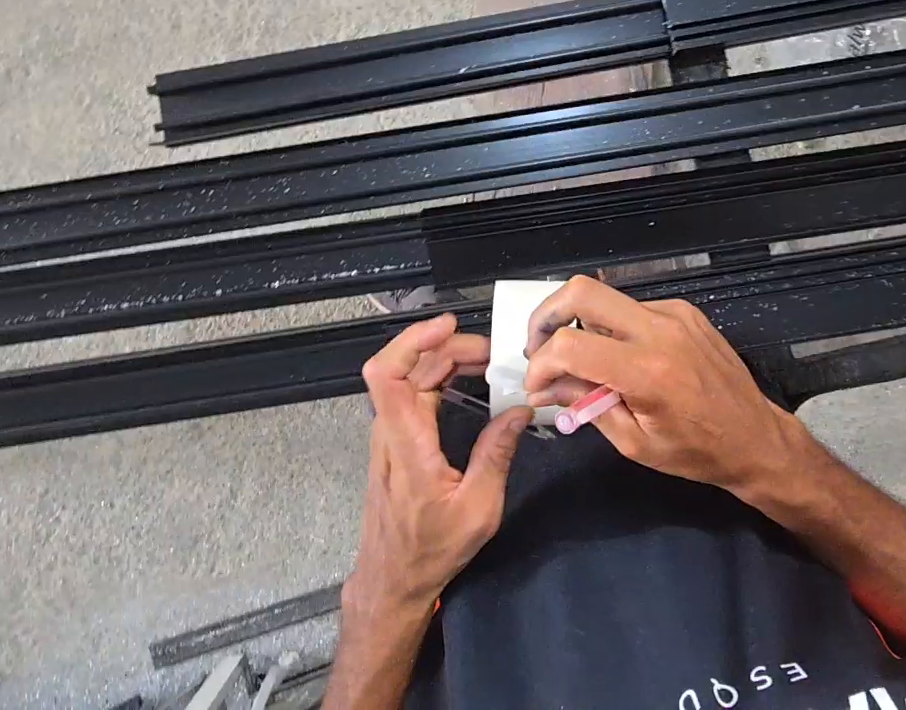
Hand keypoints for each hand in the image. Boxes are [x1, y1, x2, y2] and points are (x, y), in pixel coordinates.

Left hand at [346, 314, 533, 614]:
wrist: (393, 579)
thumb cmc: (432, 550)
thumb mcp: (478, 508)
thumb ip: (497, 454)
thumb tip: (518, 409)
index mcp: (407, 445)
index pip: (387, 376)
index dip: (411, 341)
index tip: (448, 326)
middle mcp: (391, 431)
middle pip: (408, 366)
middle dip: (449, 346)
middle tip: (493, 352)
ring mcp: (391, 433)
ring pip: (412, 376)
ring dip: (446, 358)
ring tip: (488, 361)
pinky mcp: (398, 438)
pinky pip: (415, 392)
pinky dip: (442, 375)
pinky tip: (470, 378)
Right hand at [521, 276, 804, 492]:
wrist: (756, 438)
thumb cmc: (696, 452)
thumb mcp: (633, 442)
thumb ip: (585, 405)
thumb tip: (544, 386)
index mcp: (647, 370)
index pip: (570, 345)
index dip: (541, 364)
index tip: (538, 386)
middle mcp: (660, 329)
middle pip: (581, 291)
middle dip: (546, 316)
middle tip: (539, 349)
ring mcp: (675, 314)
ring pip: (605, 298)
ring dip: (581, 324)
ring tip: (579, 362)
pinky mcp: (685, 311)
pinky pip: (633, 308)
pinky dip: (613, 329)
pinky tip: (619, 358)